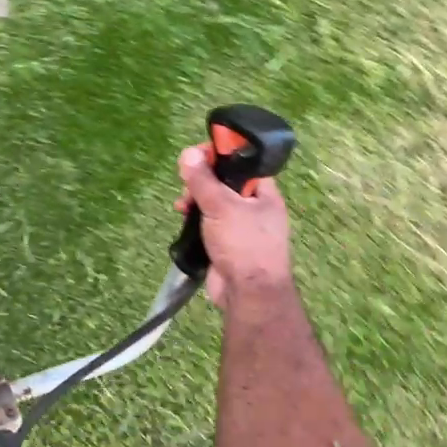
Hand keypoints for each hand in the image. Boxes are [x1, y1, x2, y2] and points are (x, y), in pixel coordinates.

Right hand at [174, 144, 291, 309]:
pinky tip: (184, 219)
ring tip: (182, 206)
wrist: (248, 292)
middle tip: (187, 185)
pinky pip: (207, 220)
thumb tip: (188, 153)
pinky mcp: (225, 241)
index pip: (242, 163)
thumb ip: (203, 179)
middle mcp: (254, 207)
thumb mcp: (221, 206)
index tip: (197, 156)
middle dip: (201, 180)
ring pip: (212, 201)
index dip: (220, 155)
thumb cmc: (243, 244)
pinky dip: (195, 217)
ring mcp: (240, 225)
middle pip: (223, 181)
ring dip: (194, 199)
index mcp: (264, 194)